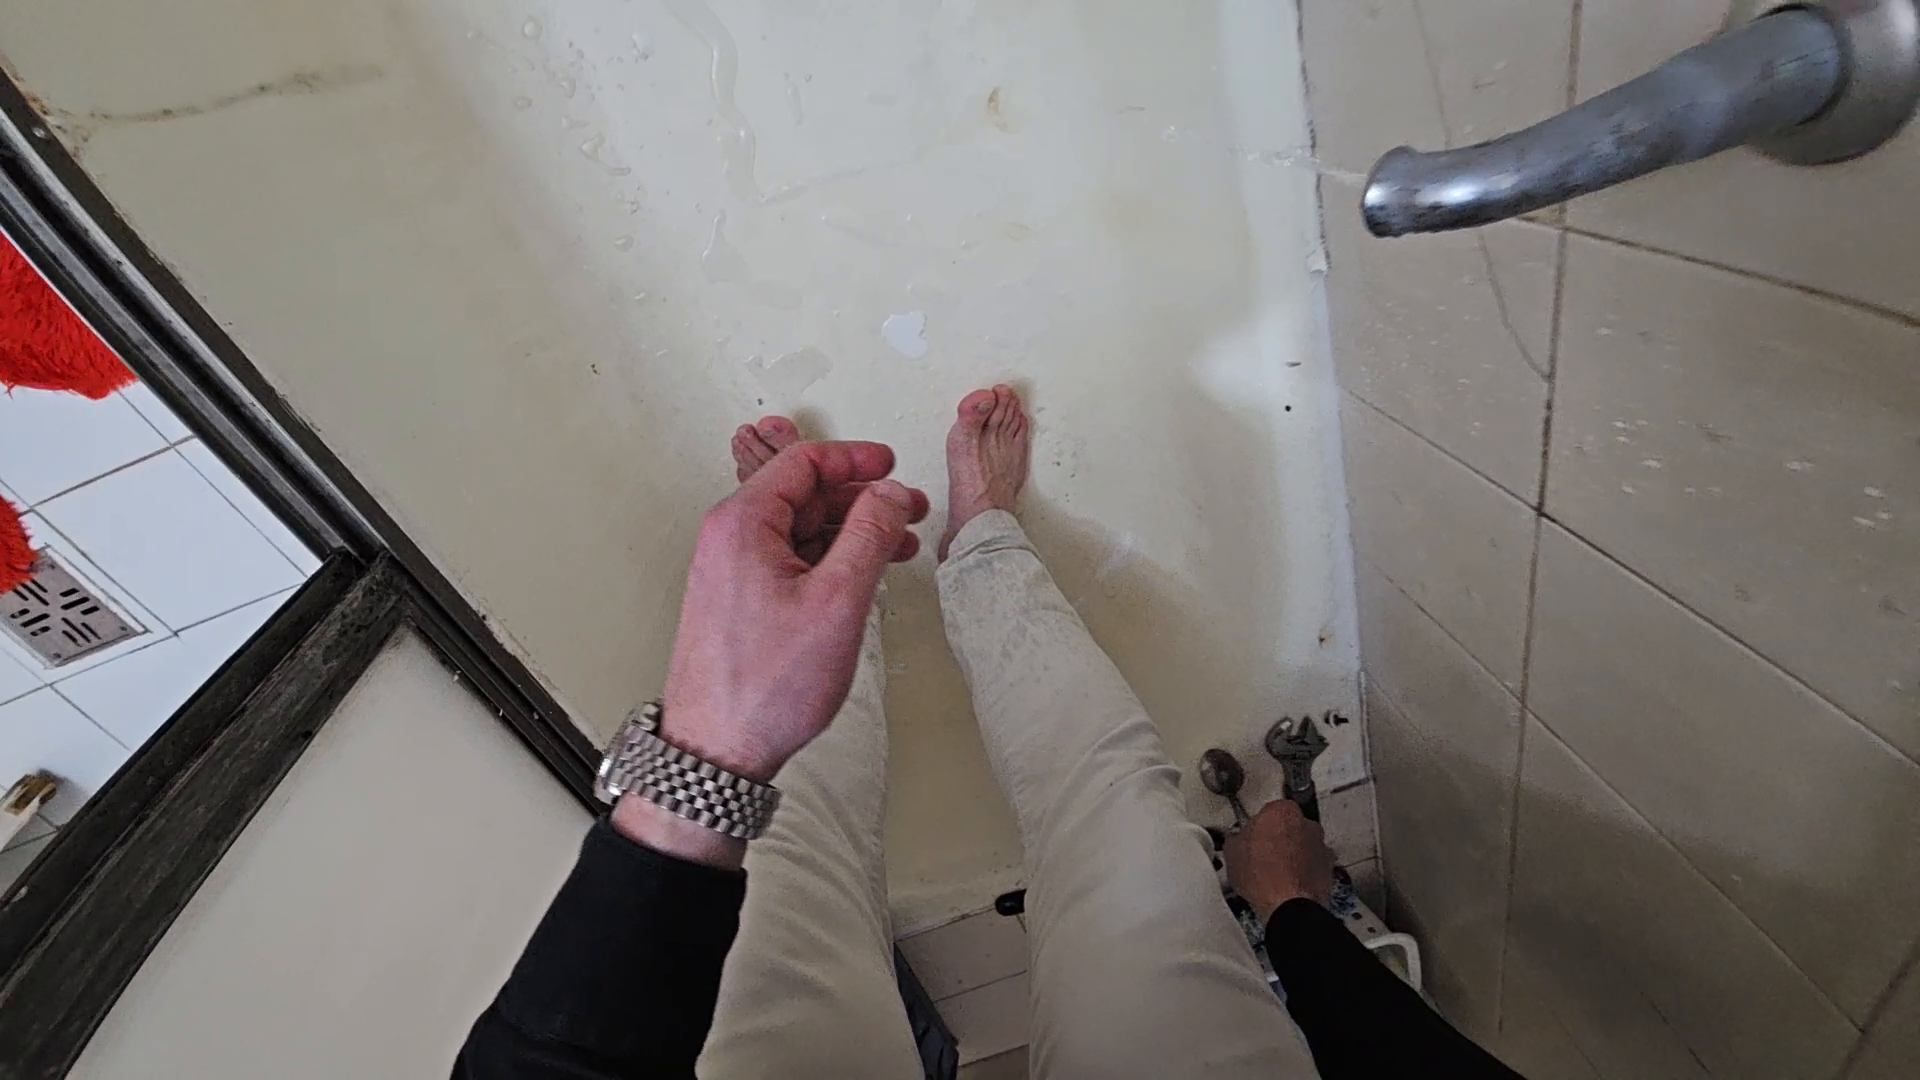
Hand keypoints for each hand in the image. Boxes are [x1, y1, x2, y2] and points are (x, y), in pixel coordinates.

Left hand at [614, 441, 927, 867]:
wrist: (716, 752)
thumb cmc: (766, 684)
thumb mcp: (838, 600)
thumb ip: (870, 534)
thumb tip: (892, 493)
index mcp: (743, 524)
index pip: (803, 463)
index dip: (855, 460)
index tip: (892, 466)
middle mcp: (731, 540)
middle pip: (805, 496)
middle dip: (863, 499)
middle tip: (909, 512)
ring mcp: (735, 571)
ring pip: (803, 531)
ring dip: (854, 532)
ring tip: (900, 548)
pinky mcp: (743, 600)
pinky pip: (793, 561)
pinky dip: (834, 561)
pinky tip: (865, 577)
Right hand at [1224, 798, 1335, 921]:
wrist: (1288, 906)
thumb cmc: (1259, 871)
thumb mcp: (1232, 850)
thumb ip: (1238, 837)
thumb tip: (1239, 840)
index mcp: (1283, 810)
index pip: (1270, 810)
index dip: (1260, 825)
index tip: (1252, 837)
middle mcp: (1308, 824)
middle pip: (1291, 826)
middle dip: (1280, 837)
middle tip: (1263, 854)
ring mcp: (1322, 848)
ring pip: (1304, 846)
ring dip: (1294, 855)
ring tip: (1276, 874)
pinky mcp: (1331, 872)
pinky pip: (1313, 867)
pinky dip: (1304, 873)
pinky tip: (1288, 885)